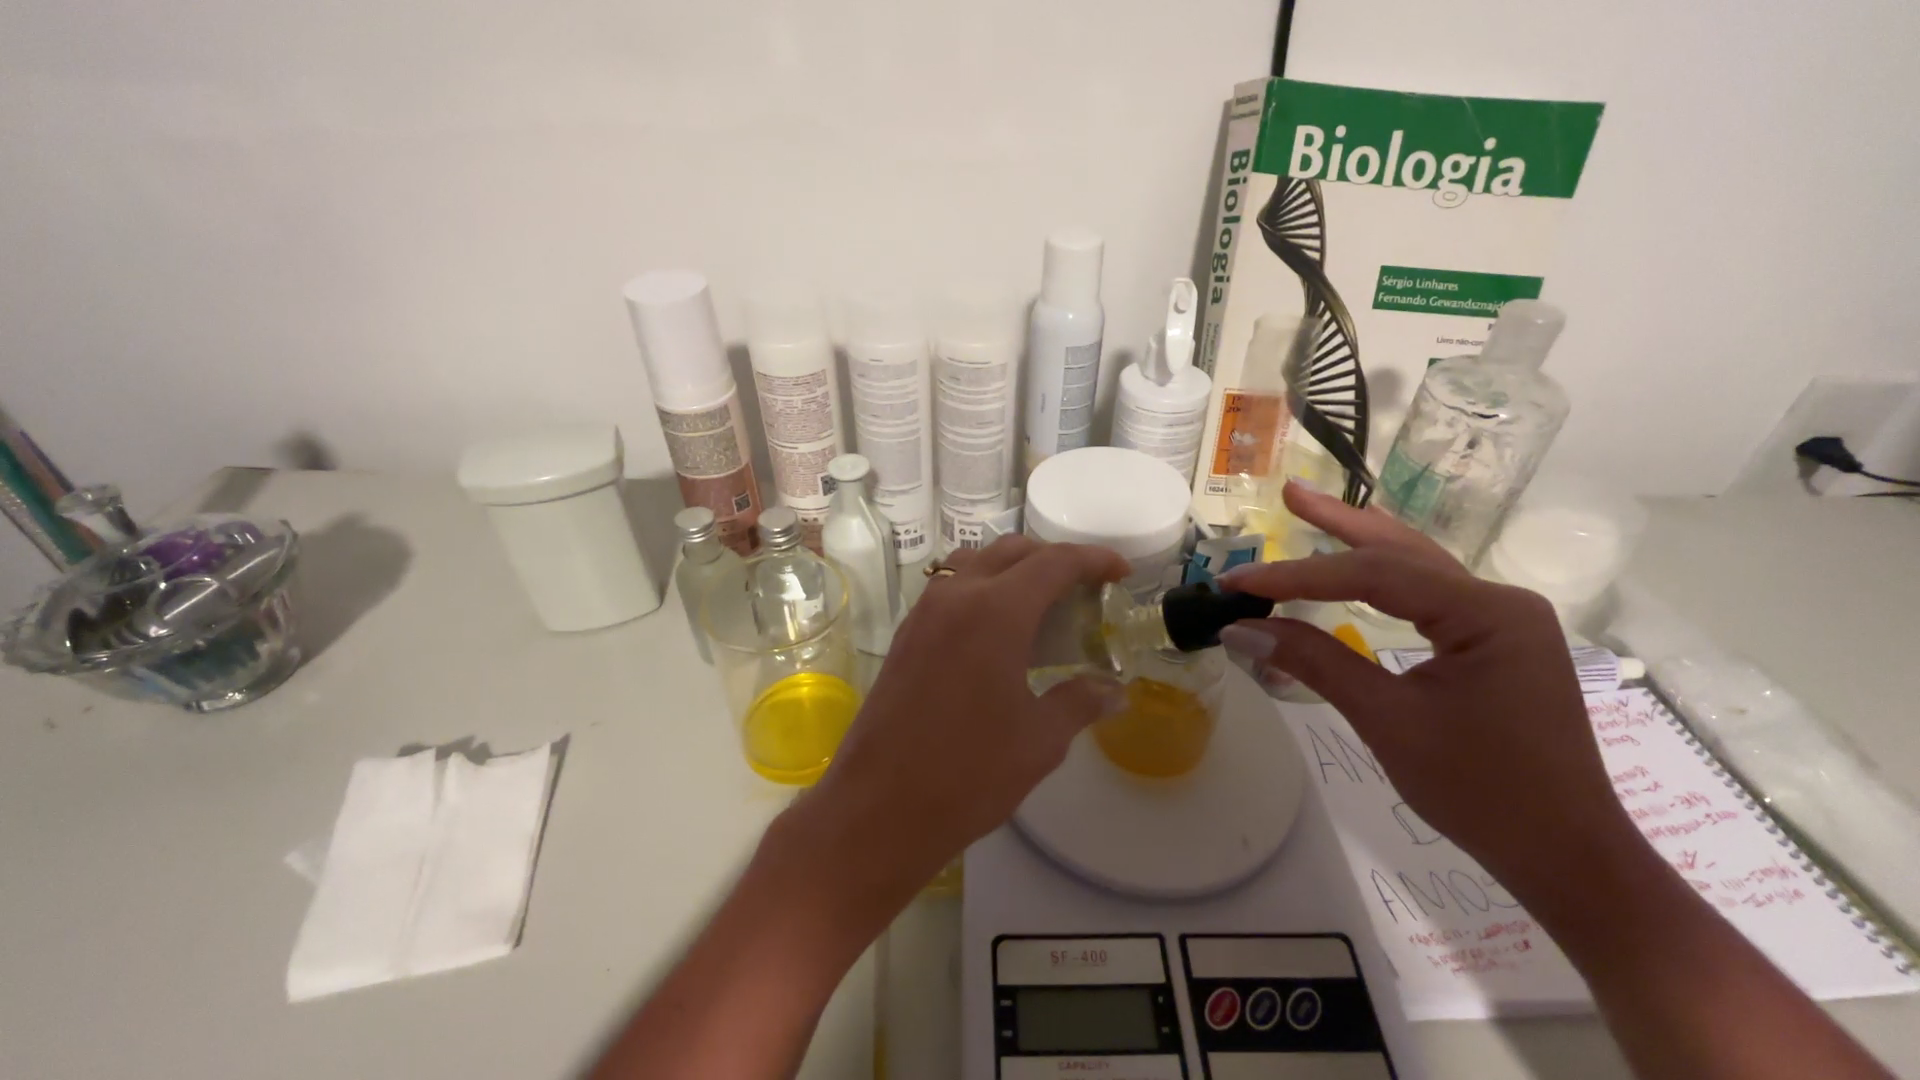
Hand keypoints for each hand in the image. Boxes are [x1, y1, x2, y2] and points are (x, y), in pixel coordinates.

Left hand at [806, 535, 1130, 885]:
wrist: (879, 808)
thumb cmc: (968, 774)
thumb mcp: (1039, 740)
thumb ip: (1079, 702)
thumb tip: (1113, 691)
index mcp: (996, 612)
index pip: (1053, 563)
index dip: (1093, 560)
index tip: (1121, 572)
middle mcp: (955, 597)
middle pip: (1010, 552)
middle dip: (1052, 559)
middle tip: (1084, 589)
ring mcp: (923, 615)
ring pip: (973, 564)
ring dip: (1011, 570)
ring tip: (1041, 606)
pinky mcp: (904, 638)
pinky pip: (948, 591)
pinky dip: (980, 592)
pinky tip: (997, 635)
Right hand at [1215, 482, 1632, 881]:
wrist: (1567, 855)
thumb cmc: (1481, 791)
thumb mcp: (1388, 721)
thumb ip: (1315, 663)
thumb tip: (1241, 631)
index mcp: (1487, 612)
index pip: (1374, 575)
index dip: (1297, 574)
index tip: (1236, 581)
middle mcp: (1502, 602)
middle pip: (1404, 550)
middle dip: (1342, 523)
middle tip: (1289, 493)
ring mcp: (1505, 623)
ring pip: (1420, 569)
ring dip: (1363, 544)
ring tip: (1315, 513)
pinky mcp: (1498, 646)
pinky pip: (1431, 599)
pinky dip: (1386, 582)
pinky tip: (1361, 572)